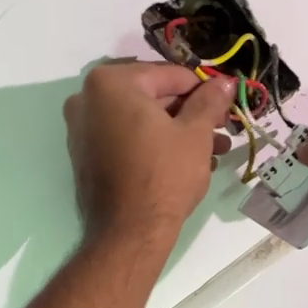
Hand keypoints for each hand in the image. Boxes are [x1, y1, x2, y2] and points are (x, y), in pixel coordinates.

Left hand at [64, 62, 235, 242]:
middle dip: (190, 114)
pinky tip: (185, 162)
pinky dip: (154, 145)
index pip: (169, 76)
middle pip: (152, 97)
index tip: (225, 107)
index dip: (203, 91)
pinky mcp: (86, 156)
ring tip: (214, 152)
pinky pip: (126, 139)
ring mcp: (82, 129)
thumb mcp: (195, 134)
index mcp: (112, 83)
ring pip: (141, 121)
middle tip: (221, 131)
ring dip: (177, 132)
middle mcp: (88, 99)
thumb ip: (209, 102)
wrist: (130, 231)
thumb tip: (225, 82)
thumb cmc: (165, 175)